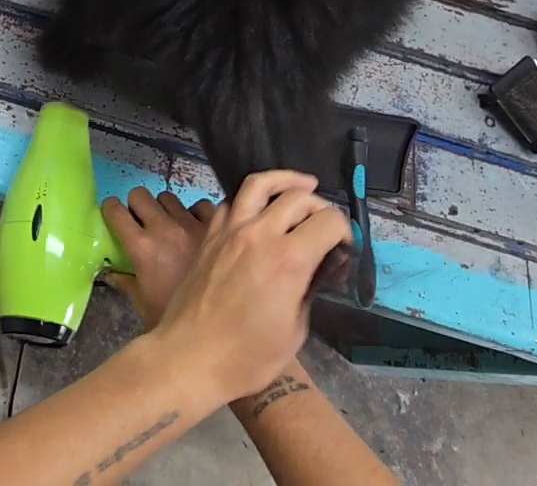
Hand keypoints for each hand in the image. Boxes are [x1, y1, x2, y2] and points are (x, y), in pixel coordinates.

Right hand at [101, 188, 216, 328]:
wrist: (216, 332)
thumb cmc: (174, 324)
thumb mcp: (143, 304)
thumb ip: (126, 283)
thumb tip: (112, 272)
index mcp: (142, 248)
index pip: (115, 210)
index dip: (111, 210)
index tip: (113, 216)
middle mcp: (165, 229)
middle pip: (140, 195)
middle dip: (137, 205)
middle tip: (141, 221)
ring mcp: (192, 226)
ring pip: (169, 197)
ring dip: (165, 209)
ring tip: (170, 225)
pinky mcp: (217, 228)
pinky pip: (201, 205)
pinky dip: (196, 214)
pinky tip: (196, 228)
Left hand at [145, 171, 349, 403]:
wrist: (192, 355)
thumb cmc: (248, 356)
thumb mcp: (295, 329)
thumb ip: (307, 290)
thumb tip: (312, 270)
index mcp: (288, 259)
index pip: (327, 221)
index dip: (343, 231)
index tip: (344, 247)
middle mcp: (259, 234)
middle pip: (297, 196)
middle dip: (320, 205)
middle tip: (326, 221)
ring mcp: (229, 230)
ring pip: (257, 184)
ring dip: (284, 180)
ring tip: (301, 184)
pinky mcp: (209, 235)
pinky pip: (231, 203)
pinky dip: (249, 200)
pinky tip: (257, 211)